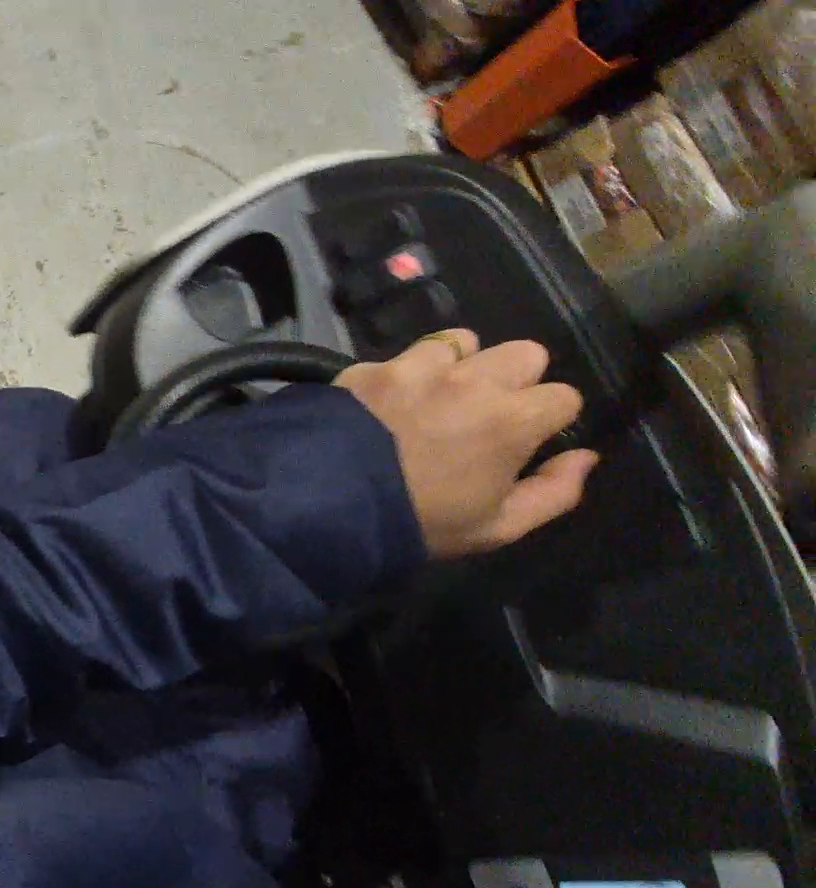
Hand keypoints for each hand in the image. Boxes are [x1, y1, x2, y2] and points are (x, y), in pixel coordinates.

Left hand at [335, 329, 599, 558]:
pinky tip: (385, 402)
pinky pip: (399, 356)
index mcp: (513, 418)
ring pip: (461, 342)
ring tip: (432, 398)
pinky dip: (400, 372)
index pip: (562, 396)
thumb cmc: (415, 523)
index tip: (518, 441)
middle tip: (479, 414)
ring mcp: (414, 370)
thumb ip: (553, 493)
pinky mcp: (367, 369)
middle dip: (511, 380)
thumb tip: (584, 457)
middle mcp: (471, 381)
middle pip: (521, 354)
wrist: (320, 506)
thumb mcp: (494, 529)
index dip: (544, 419)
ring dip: (456, 365)